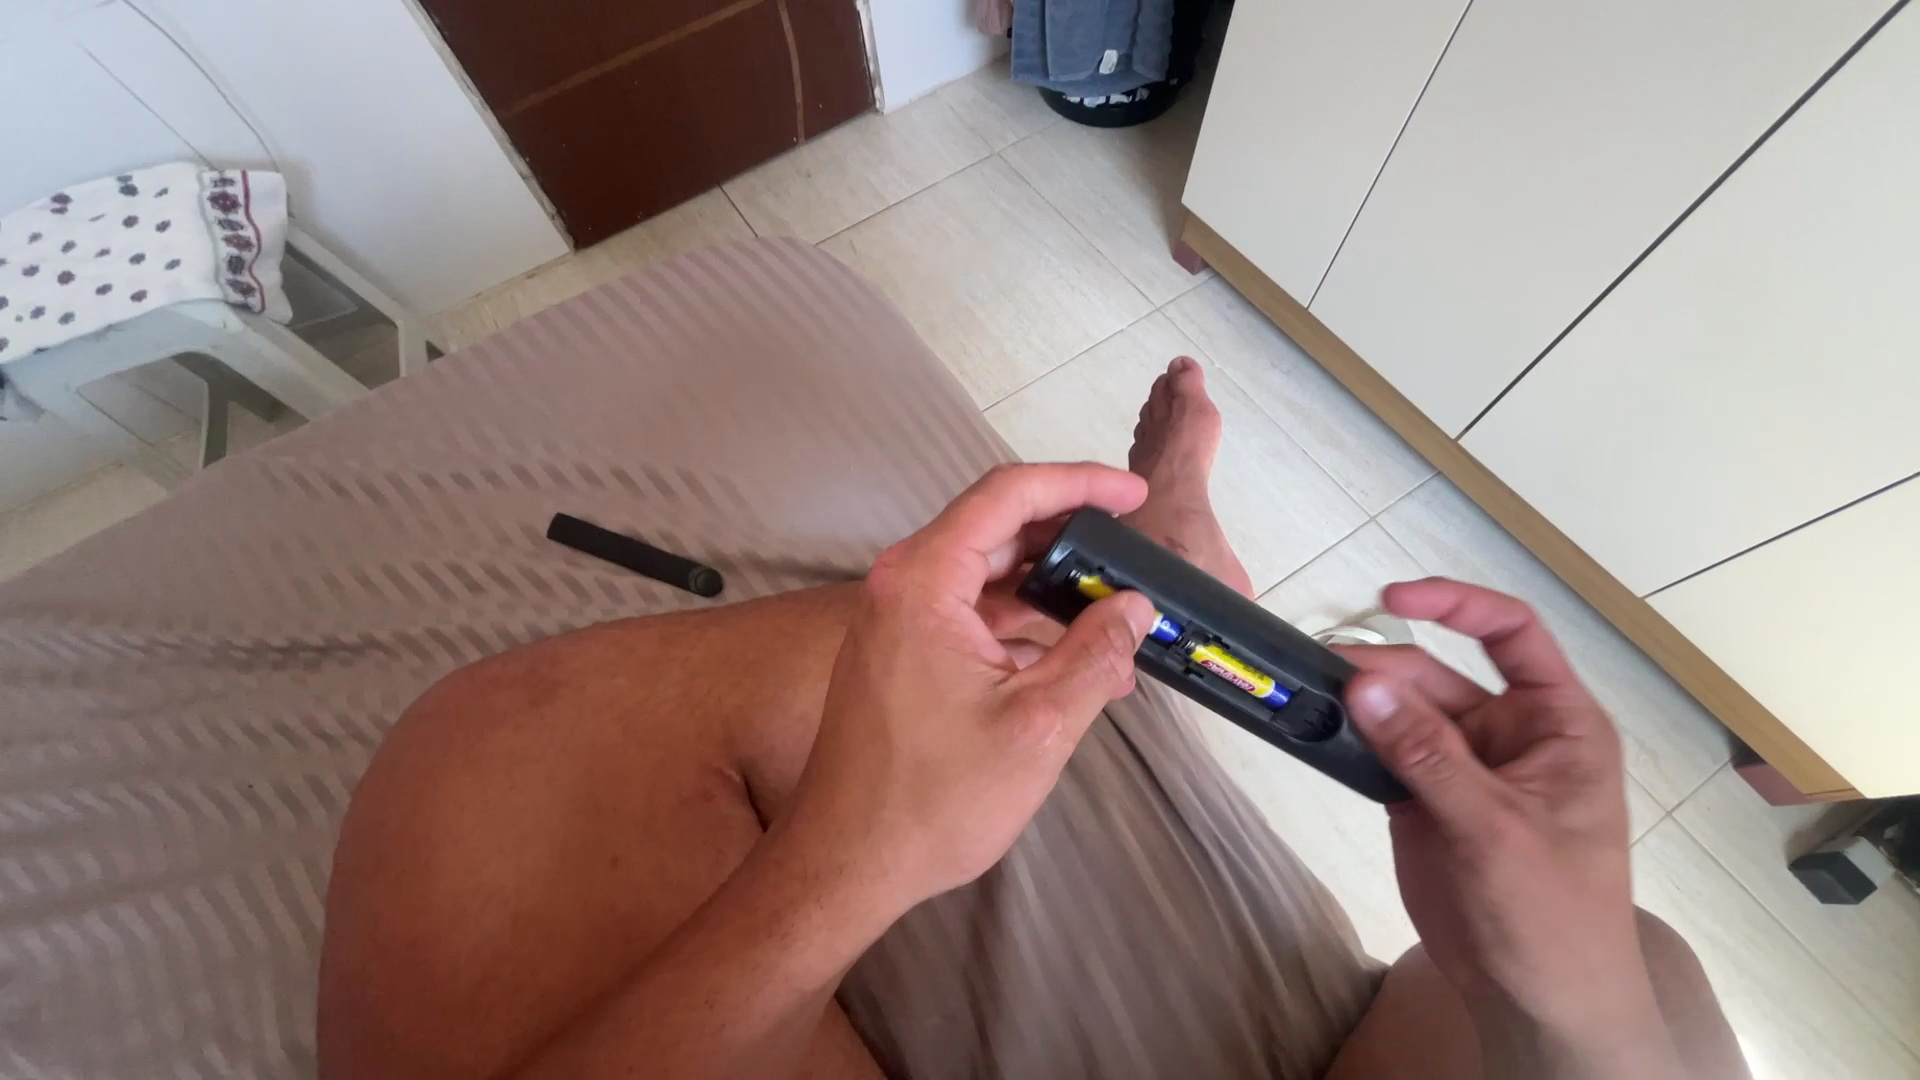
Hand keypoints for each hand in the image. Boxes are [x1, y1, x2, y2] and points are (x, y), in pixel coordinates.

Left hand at [784, 464, 1158, 917]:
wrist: (848, 861)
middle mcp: (904, 583)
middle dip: (1072, 539)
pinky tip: (1074, 657)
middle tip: (1133, 554)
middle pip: (999, 530)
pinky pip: (974, 614)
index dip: (1077, 483)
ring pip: (990, 575)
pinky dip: (1024, 626)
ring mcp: (900, 617)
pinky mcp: (906, 650)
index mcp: (924, 580)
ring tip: (1117, 616)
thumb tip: (1134, 606)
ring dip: (1051, 590)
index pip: (1007, 495)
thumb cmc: (935, 798)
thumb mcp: (1037, 724)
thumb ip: (1095, 653)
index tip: (1132, 496)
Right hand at [1341, 579, 1680, 1073]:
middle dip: (1382, 672)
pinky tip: (1316, 731)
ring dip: (1357, 703)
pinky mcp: (1419, 790)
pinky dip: (1347, 736)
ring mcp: (1457, 761)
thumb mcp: (1494, 829)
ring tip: (1310, 703)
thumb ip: (1427, 754)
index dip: (1456, 605)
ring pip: (1397, 707)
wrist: (1531, 999)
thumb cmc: (1550, 915)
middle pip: (1433, 674)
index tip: (1391, 598)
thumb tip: (1362, 683)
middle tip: (1324, 682)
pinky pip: (1377, 745)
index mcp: (1555, 725)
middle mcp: (1504, 731)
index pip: (1512, 636)